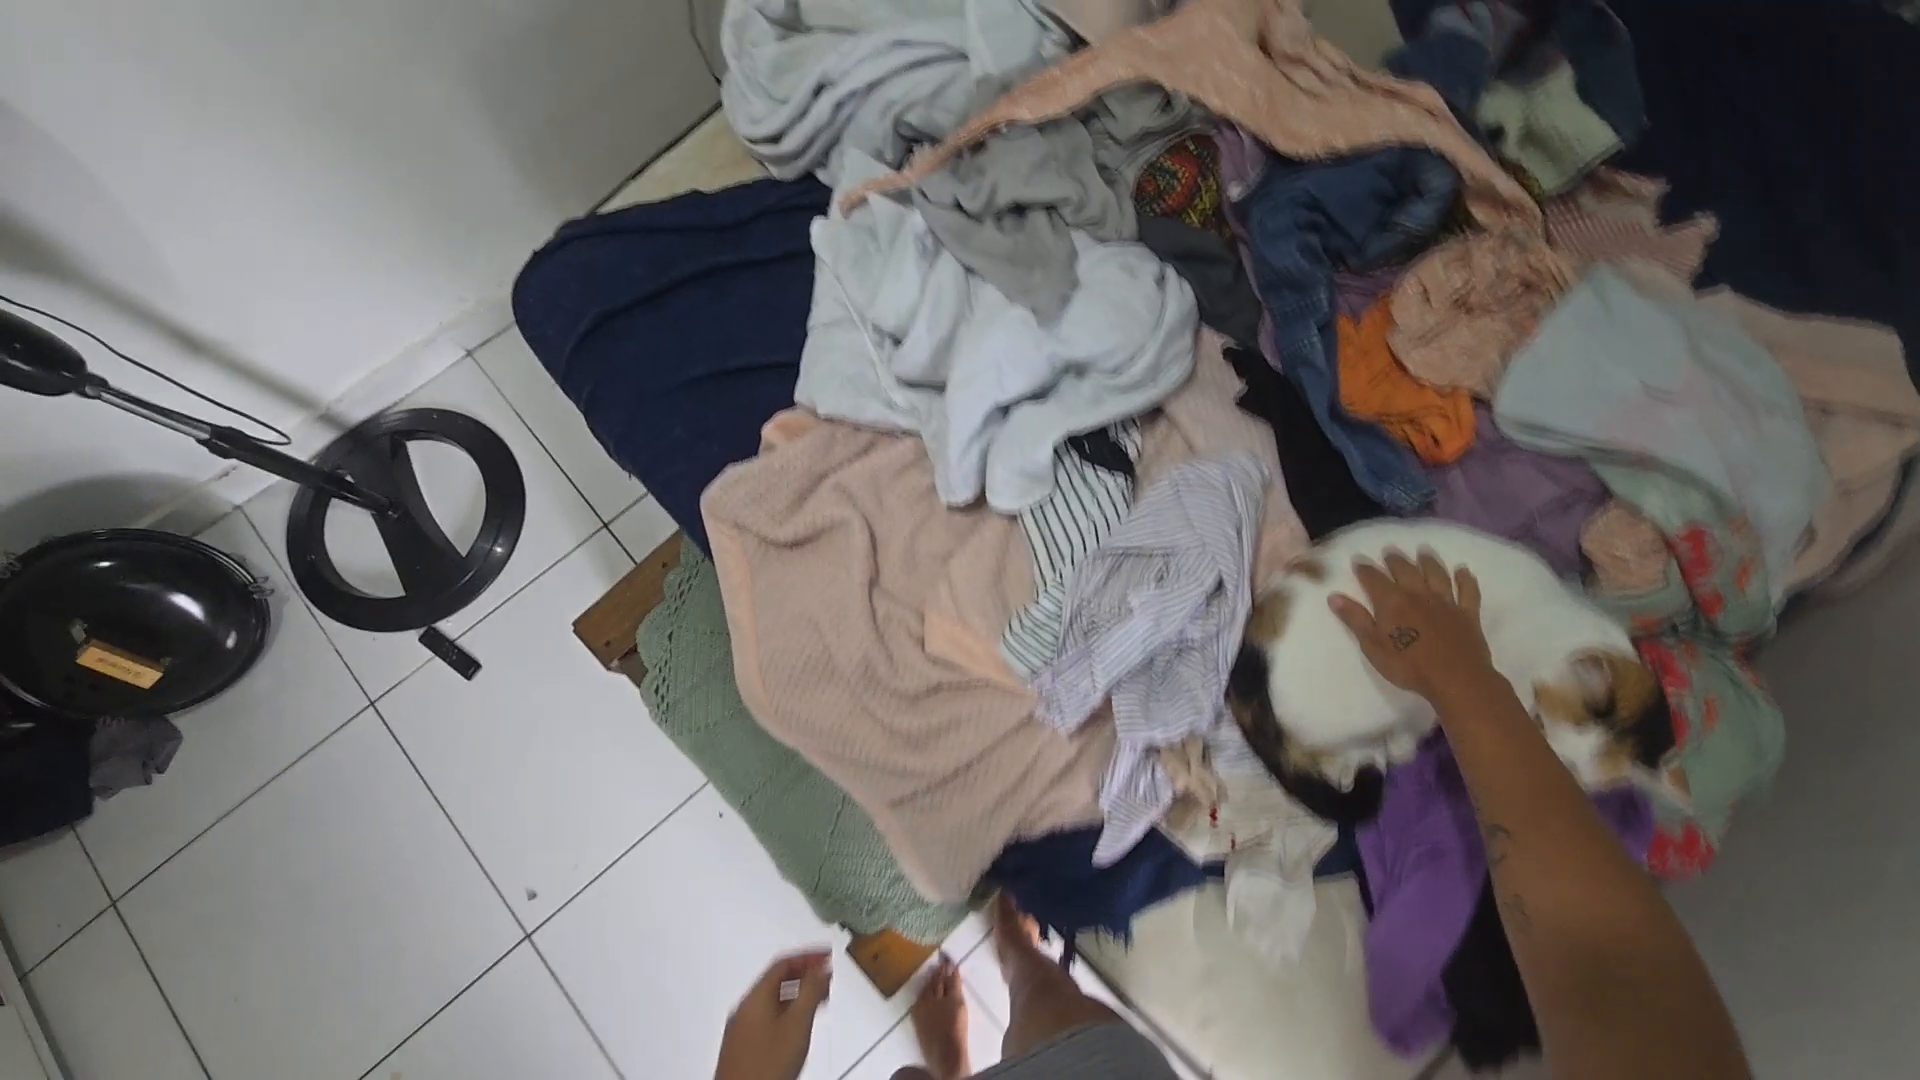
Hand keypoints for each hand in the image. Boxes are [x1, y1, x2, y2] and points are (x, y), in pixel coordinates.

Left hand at [714, 950, 832, 1079]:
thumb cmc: (764, 1068)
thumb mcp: (797, 1023)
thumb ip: (811, 991)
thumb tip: (821, 968)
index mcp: (754, 998)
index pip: (782, 962)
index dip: (807, 956)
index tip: (825, 955)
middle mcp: (743, 1010)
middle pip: (776, 980)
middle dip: (803, 975)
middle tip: (823, 975)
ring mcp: (739, 1030)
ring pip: (772, 1000)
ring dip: (796, 995)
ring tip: (817, 1000)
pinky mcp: (741, 1049)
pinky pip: (766, 1019)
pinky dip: (786, 1013)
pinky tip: (797, 1027)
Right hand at [1328, 549, 1494, 703]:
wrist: (1456, 679)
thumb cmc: (1408, 665)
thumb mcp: (1372, 645)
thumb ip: (1355, 619)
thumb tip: (1334, 596)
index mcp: (1392, 602)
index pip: (1374, 579)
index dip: (1365, 568)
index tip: (1358, 559)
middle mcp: (1418, 595)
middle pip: (1405, 571)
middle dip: (1395, 560)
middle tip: (1390, 550)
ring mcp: (1445, 602)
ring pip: (1436, 574)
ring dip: (1429, 561)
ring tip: (1423, 550)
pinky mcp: (1467, 614)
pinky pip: (1468, 591)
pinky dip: (1465, 579)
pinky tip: (1463, 570)